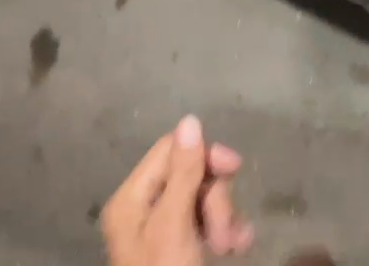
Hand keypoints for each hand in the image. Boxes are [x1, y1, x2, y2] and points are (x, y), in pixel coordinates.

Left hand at [102, 115, 255, 265]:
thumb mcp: (175, 225)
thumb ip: (183, 173)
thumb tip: (190, 119)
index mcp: (130, 199)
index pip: (170, 150)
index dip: (204, 154)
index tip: (235, 168)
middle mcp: (140, 209)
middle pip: (187, 175)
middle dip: (215, 198)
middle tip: (226, 230)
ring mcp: (157, 231)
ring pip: (199, 199)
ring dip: (223, 217)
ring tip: (234, 245)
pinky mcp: (175, 249)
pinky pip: (202, 223)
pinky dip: (223, 230)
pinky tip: (238, 245)